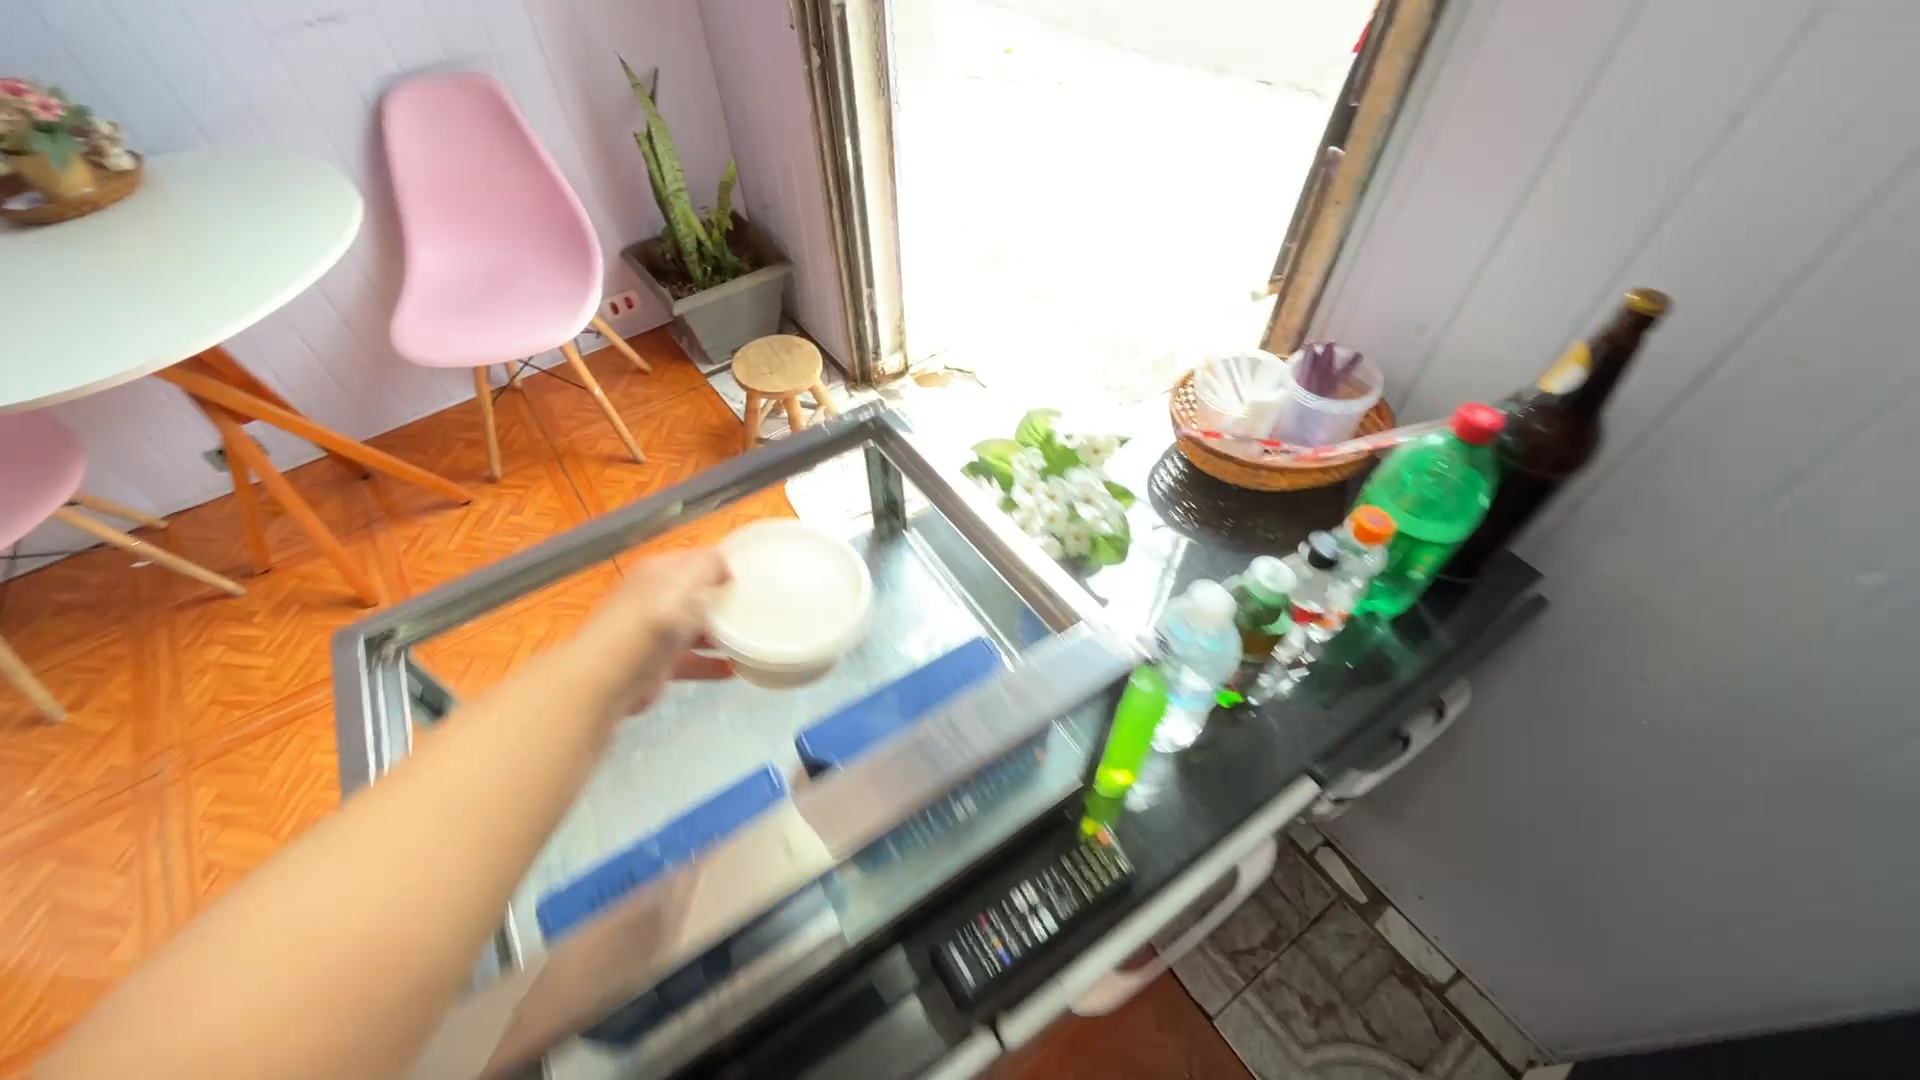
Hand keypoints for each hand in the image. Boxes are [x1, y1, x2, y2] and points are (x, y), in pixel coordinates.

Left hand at [566, 550, 735, 720]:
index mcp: (659, 572)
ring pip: (693, 629)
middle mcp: (654, 598)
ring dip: (720, 635)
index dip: (720, 565)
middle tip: (755, 608)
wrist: (615, 670)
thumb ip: (711, 564)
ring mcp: (654, 632)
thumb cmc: (657, 615)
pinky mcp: (656, 663)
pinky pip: (690, 661)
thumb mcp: (689, 577)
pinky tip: (734, 670)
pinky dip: (710, 665)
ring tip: (749, 639)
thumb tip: (726, 568)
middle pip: (695, 596)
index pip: (694, 560)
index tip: (750, 576)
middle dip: (722, 601)